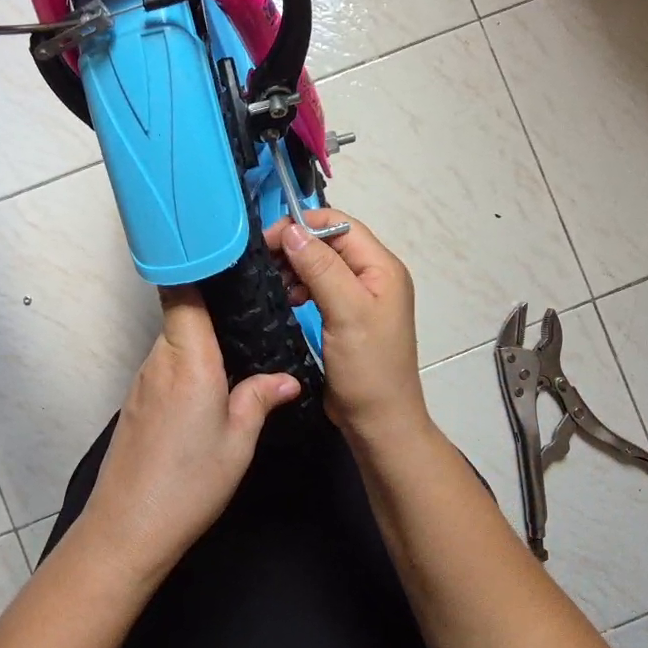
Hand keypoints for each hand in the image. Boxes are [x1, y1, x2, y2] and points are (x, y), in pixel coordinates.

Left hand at [74, 287, 301, 581]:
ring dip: (202, 339)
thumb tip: (286, 380)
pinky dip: (189, 363)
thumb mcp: (239, 442)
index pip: (185, 291)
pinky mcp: (137, 401)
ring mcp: (143, 380)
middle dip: (214, 306)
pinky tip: (213, 387)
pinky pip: (167, 365)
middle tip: (253, 306)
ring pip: (175, 340)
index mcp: (188, 359)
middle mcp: (159, 360)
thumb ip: (261, 399)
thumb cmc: (188, 485)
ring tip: (241, 347)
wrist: (127, 529)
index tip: (228, 254)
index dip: (202, 266)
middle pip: (182, 312)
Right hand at [265, 210, 427, 441]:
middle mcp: (374, 275)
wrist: (378, 422)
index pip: (340, 225)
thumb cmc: (367, 368)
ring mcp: (360, 297)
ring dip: (297, 267)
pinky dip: (301, 286)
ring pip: (322, 264)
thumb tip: (291, 230)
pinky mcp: (346, 316)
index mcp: (382, 267)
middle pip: (330, 242)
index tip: (269, 241)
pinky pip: (321, 287)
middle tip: (265, 264)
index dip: (304, 226)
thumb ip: (321, 268)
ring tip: (277, 284)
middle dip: (297, 246)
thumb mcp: (345, 312)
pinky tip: (288, 299)